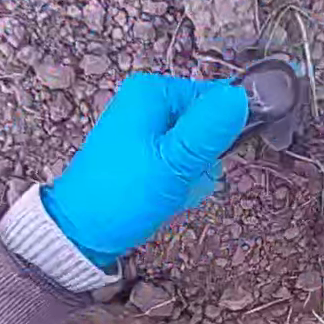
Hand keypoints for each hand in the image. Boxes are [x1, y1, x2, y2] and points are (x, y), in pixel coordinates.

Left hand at [43, 73, 248, 266]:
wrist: (82, 232)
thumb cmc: (124, 195)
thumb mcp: (174, 162)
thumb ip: (210, 129)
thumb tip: (242, 98)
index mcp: (153, 91)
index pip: (216, 99)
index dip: (222, 131)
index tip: (209, 158)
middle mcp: (149, 102)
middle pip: (208, 124)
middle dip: (206, 158)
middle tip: (186, 178)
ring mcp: (147, 128)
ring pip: (199, 148)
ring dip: (196, 174)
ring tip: (175, 190)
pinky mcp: (147, 152)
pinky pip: (182, 162)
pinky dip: (182, 180)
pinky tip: (169, 194)